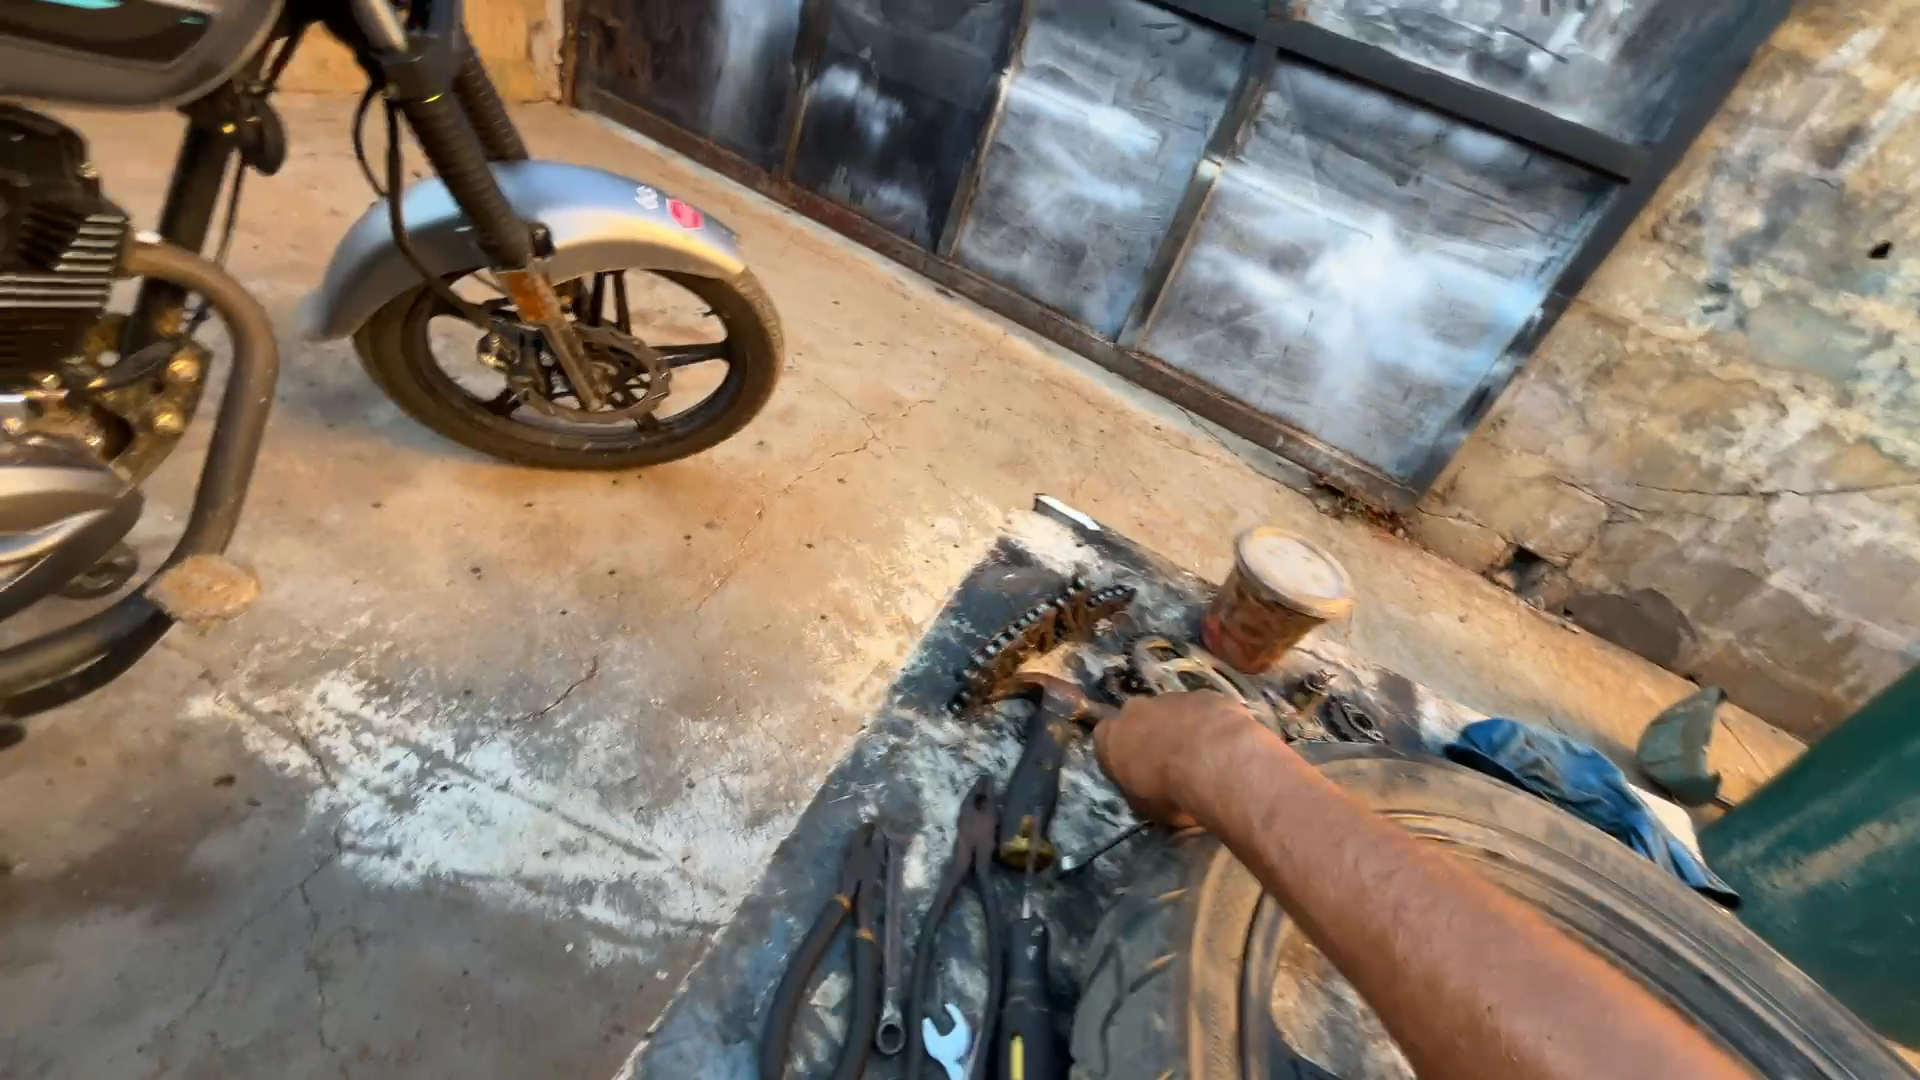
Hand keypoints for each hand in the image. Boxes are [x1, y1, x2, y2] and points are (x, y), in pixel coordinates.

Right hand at [1094, 691, 1265, 827]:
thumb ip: (1136, 788)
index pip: (1106, 742)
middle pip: (1138, 721)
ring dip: (1183, 730)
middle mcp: (1134, 710)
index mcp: (1110, 737)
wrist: (1214, 763)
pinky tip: (1223, 747)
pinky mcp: (1203, 694)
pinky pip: (1203, 711)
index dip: (1122, 757)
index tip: (1136, 773)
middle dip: (1152, 736)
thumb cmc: (1169, 791)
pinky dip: (1210, 725)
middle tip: (1171, 763)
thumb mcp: (1143, 806)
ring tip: (1204, 758)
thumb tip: (1143, 788)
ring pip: (1172, 712)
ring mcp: (1169, 698)